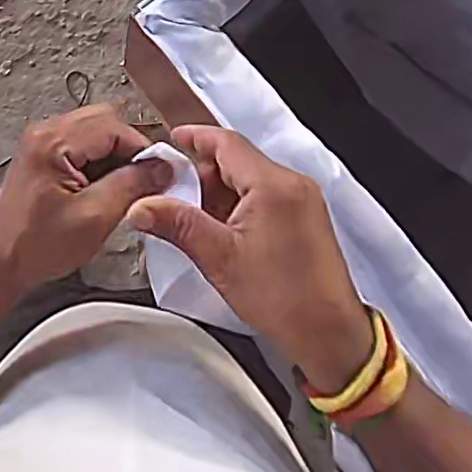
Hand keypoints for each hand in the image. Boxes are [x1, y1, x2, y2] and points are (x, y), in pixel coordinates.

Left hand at [0, 105, 171, 292]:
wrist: (2, 263)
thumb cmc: (37, 246)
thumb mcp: (95, 216)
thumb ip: (132, 185)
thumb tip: (161, 167)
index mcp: (52, 142)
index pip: (114, 127)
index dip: (143, 150)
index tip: (161, 174)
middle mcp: (43, 135)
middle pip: (104, 122)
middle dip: (129, 150)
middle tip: (143, 180)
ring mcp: (40, 144)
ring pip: (94, 132)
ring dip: (114, 157)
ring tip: (122, 189)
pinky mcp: (41, 157)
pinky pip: (80, 146)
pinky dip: (98, 163)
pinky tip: (102, 190)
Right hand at [125, 126, 372, 390]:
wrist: (329, 334)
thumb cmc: (286, 299)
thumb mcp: (218, 256)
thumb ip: (176, 223)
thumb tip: (142, 207)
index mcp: (273, 186)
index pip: (226, 143)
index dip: (194, 137)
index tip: (173, 140)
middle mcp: (292, 186)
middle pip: (235, 161)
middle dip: (201, 177)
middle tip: (174, 198)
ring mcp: (301, 202)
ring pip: (247, 181)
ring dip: (217, 195)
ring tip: (197, 225)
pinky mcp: (303, 219)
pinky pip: (262, 198)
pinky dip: (236, 207)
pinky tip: (221, 234)